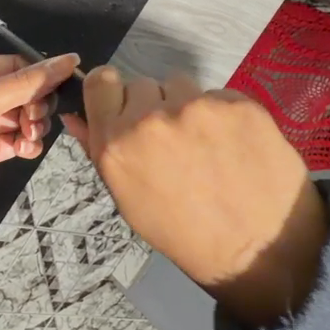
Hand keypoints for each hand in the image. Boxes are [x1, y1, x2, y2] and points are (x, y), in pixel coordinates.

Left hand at [0, 54, 80, 236]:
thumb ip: (24, 83)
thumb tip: (69, 60)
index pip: (14, 65)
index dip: (40, 75)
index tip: (64, 90)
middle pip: (22, 90)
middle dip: (37, 104)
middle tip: (34, 121)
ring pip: (22, 116)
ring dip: (34, 125)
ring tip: (29, 138)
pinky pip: (16, 140)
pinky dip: (27, 144)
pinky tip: (26, 151)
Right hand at [61, 67, 326, 328]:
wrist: (255, 248)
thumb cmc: (179, 229)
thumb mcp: (124, 195)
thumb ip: (97, 148)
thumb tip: (74, 115)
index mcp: (115, 142)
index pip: (101, 81)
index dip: (111, 91)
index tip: (124, 106)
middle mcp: (150, 118)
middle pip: (142, 84)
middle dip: (151, 106)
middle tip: (171, 140)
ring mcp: (197, 107)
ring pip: (182, 86)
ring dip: (186, 106)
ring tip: (204, 143)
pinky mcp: (239, 105)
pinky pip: (220, 95)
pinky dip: (222, 114)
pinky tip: (233, 145)